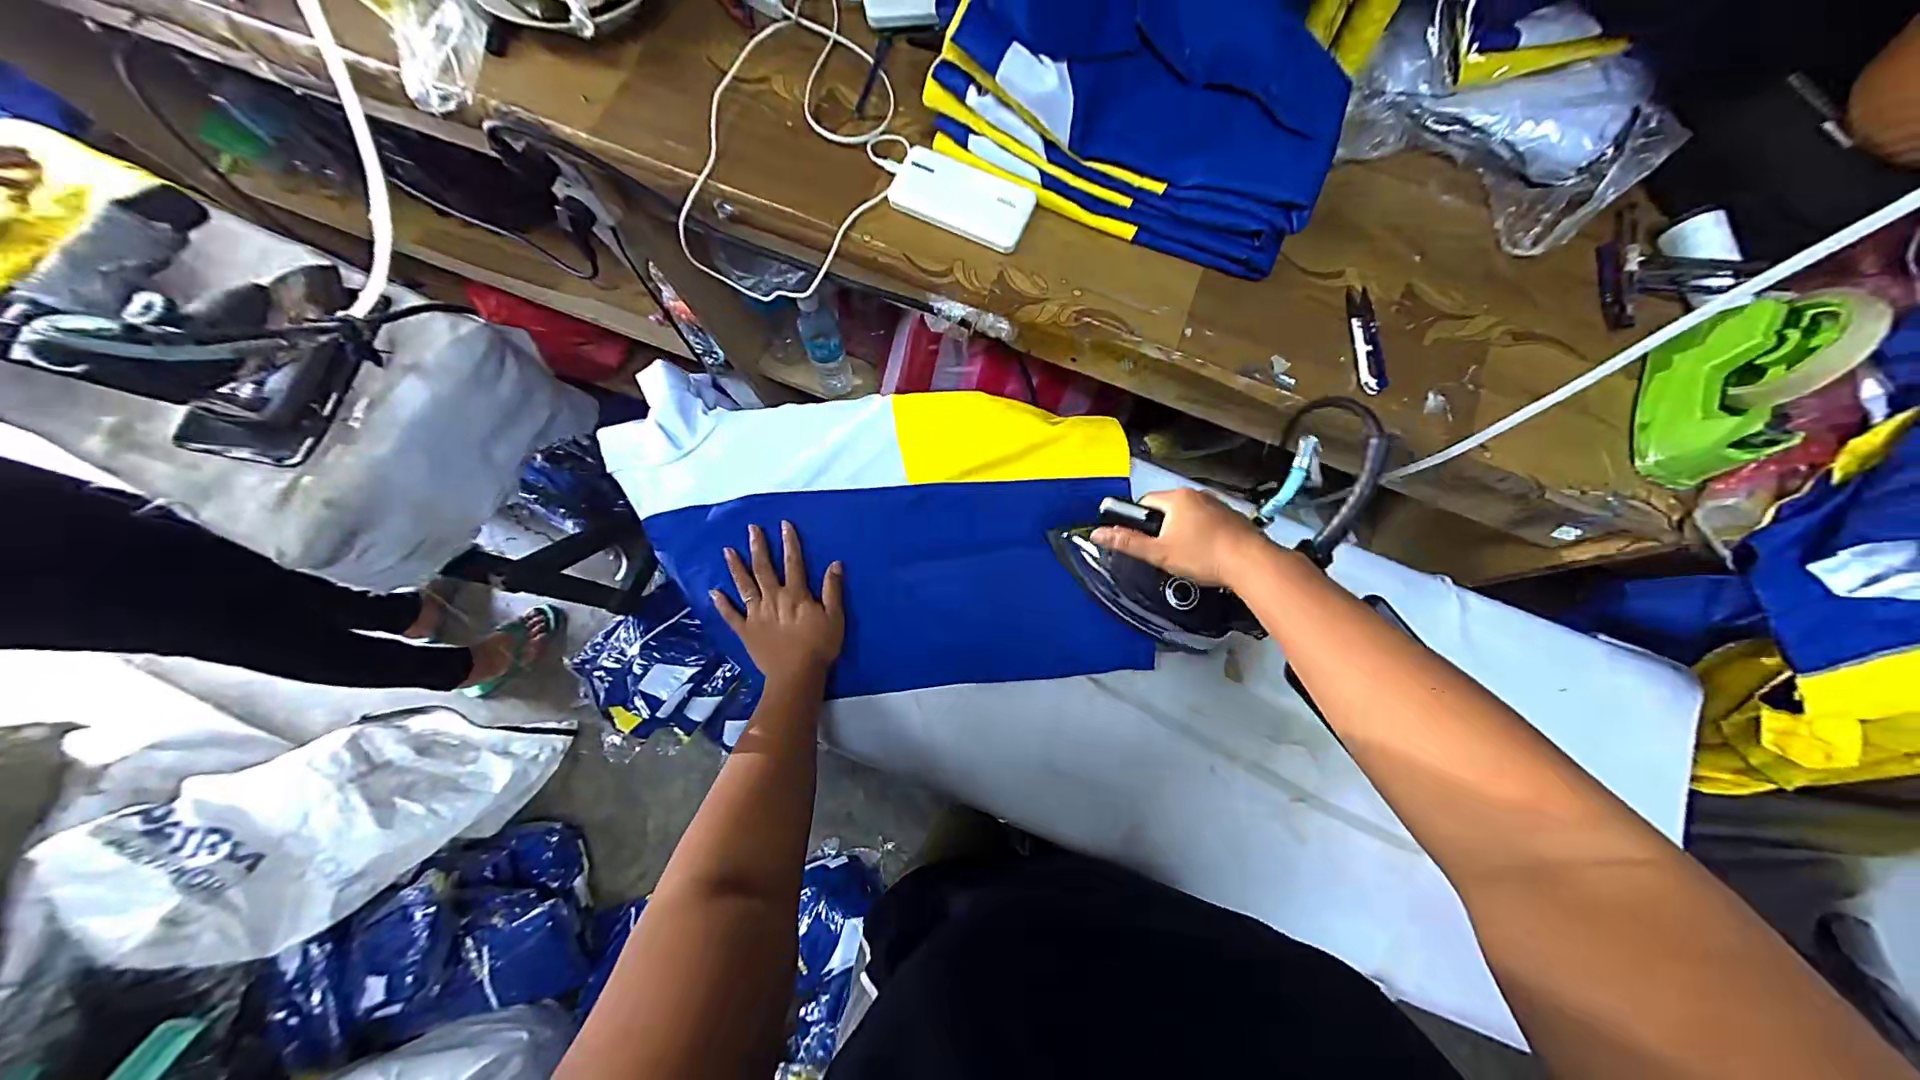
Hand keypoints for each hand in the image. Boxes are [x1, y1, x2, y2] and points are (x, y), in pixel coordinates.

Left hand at [713, 521, 844, 686]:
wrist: (796, 675)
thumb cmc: (819, 646)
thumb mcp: (835, 617)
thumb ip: (832, 590)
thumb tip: (835, 564)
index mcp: (795, 594)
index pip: (793, 562)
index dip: (789, 542)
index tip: (783, 524)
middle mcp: (773, 599)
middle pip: (764, 568)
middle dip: (758, 547)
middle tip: (751, 529)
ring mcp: (756, 614)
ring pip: (744, 586)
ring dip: (736, 567)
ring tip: (727, 550)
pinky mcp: (745, 630)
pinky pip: (731, 615)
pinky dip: (722, 603)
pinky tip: (714, 592)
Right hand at [1089, 488, 1272, 587]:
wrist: (1250, 563)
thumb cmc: (1205, 555)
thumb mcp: (1159, 553)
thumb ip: (1127, 542)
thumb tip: (1099, 534)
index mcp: (1177, 498)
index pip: (1145, 502)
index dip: (1140, 522)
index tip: (1144, 540)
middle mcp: (1198, 495)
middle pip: (1167, 509)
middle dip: (1163, 529)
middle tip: (1166, 552)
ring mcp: (1217, 505)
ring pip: (1189, 516)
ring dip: (1184, 532)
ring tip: (1188, 556)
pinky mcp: (1232, 518)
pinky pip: (1208, 523)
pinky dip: (1204, 536)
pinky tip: (1207, 554)